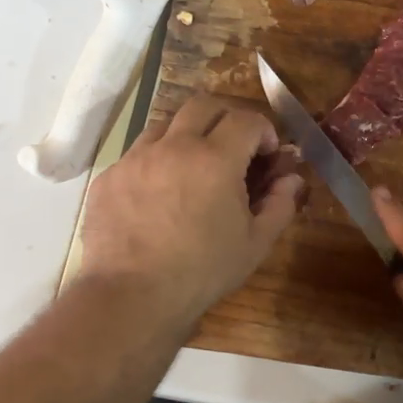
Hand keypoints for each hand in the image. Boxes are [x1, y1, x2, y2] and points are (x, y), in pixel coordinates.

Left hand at [78, 96, 304, 324]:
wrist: (131, 296)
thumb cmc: (203, 272)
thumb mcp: (255, 244)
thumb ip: (280, 204)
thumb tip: (293, 179)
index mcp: (215, 159)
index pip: (246, 119)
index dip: (263, 131)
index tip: (266, 154)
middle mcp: (174, 147)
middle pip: (203, 105)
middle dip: (226, 119)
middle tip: (233, 148)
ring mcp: (135, 159)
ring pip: (166, 125)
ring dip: (188, 136)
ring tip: (194, 170)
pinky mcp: (109, 177)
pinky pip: (137, 155)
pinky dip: (156, 163)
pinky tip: (159, 197)